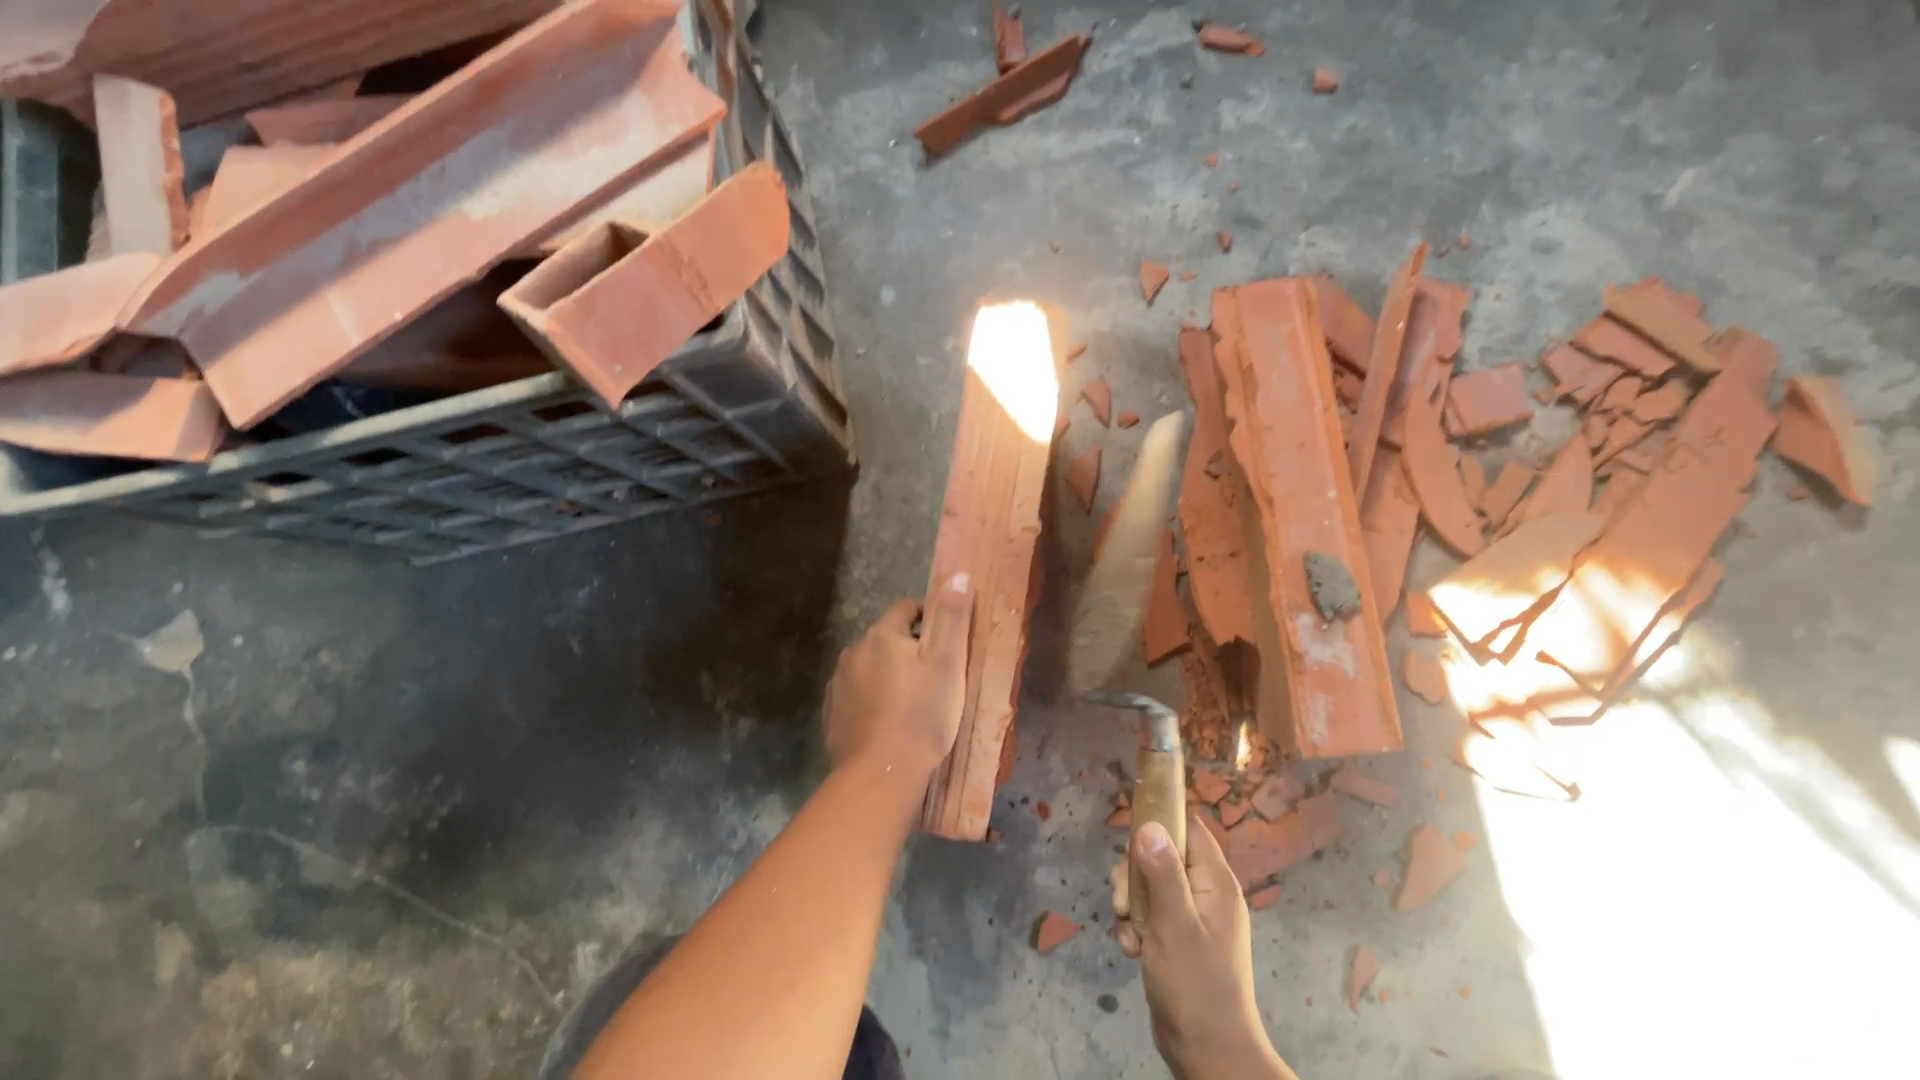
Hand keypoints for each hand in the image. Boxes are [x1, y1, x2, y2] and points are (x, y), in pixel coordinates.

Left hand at [822, 574, 972, 776]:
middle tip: (937, 676)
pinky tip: (889, 724)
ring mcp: (837, 685)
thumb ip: (952, 617)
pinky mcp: (832, 715)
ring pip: (870, 669)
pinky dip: (873, 702)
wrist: (881, 773)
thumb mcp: (948, 662)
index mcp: (881, 635)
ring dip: (889, 677)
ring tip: (914, 703)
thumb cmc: (922, 714)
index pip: (906, 609)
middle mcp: (852, 652)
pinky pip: (857, 697)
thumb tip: (958, 575)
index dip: (930, 618)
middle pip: (886, 639)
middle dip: (909, 650)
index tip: (949, 640)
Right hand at [1114, 816, 1293, 1079]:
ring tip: (1128, 932)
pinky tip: (1132, 949)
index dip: (1160, 823)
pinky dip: (1136, 928)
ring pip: (1150, 886)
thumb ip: (1162, 871)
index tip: (1130, 838)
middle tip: (1124, 901)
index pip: (1189, 829)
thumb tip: (1149, 824)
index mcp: (1215, 882)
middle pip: (1161, 856)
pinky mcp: (1180, 940)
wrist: (1208, 1049)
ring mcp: (1194, 918)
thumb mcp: (1173, 922)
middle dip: (1134, 875)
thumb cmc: (1194, 983)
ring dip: (1131, 905)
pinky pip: (1151, 916)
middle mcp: (1207, 894)